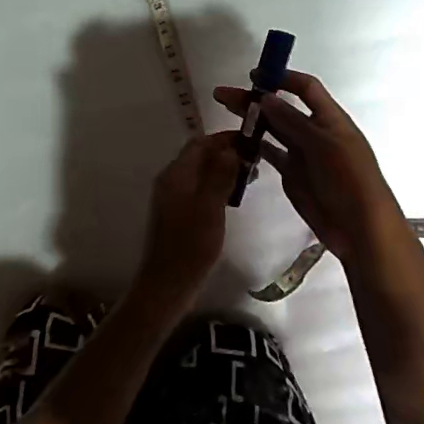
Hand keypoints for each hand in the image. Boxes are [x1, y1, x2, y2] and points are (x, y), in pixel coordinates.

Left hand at [133, 132, 242, 303]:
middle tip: (255, 161)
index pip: (200, 143)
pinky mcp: (178, 213)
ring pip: (200, 173)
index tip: (252, 140)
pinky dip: (217, 186)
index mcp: (176, 174)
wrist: (168, 284)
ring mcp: (173, 197)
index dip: (225, 139)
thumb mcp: (210, 206)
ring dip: (223, 170)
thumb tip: (231, 148)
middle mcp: (171, 180)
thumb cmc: (191, 244)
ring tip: (249, 178)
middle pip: (199, 156)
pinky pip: (199, 189)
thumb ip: (220, 174)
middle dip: (226, 153)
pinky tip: (233, 198)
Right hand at [213, 70, 401, 265]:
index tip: (254, 75)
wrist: (360, 228)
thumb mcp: (323, 146)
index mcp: (330, 118)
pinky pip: (271, 154)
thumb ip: (293, 122)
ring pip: (273, 129)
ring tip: (225, 111)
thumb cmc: (349, 179)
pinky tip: (236, 141)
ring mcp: (302, 154)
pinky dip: (255, 146)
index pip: (306, 88)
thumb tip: (266, 97)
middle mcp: (314, 131)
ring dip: (252, 119)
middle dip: (255, 99)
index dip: (282, 78)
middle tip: (223, 94)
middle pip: (282, 107)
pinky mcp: (293, 174)